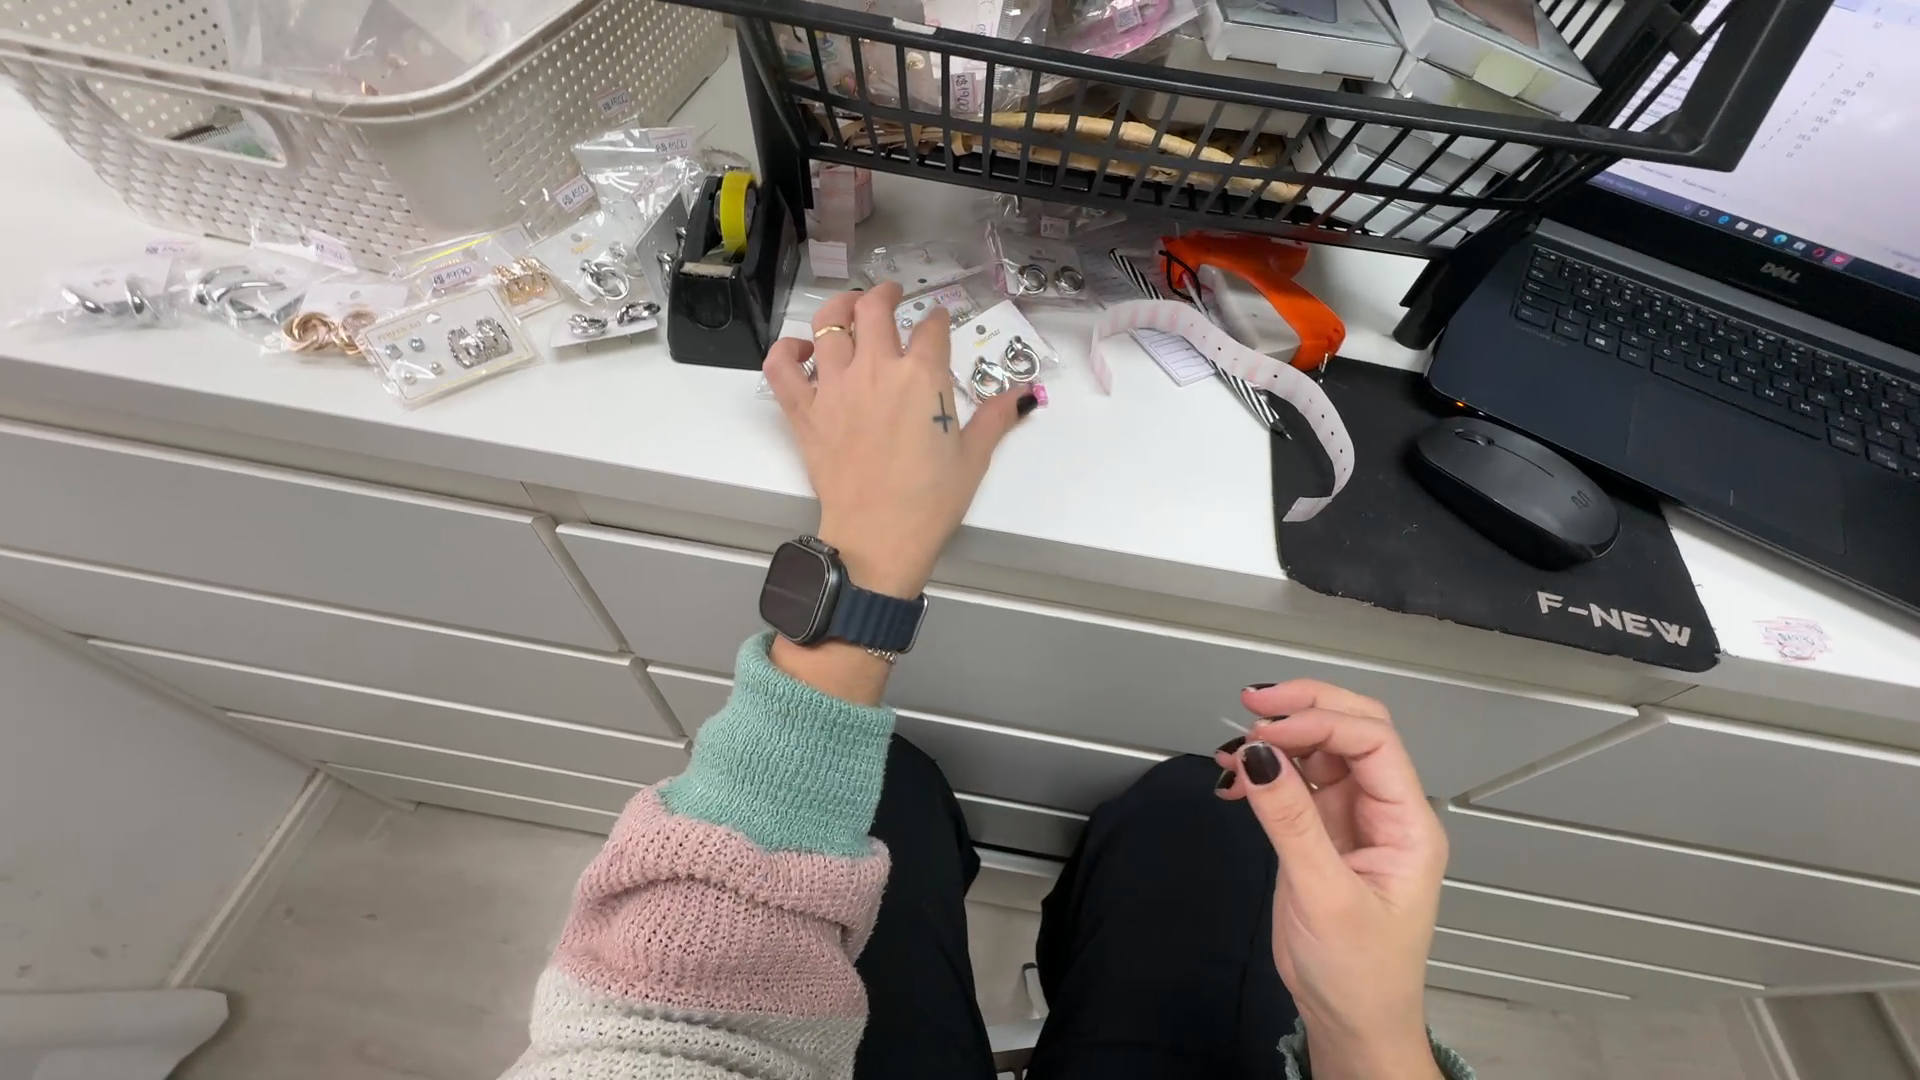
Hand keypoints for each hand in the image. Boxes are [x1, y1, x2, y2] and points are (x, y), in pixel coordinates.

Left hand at [764, 284, 1026, 599]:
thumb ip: (996, 418)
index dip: (938, 320)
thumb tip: (1026, 395)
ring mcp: (835, 388)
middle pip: (874, 308)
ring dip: (839, 309)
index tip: (938, 323)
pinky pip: (781, 367)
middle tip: (890, 295)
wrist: (880, 538)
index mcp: (922, 376)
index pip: (932, 328)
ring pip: (827, 323)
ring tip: (848, 310)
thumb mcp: (973, 457)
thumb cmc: (932, 501)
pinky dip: (786, 351)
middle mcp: (876, 370)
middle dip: (885, 294)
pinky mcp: (805, 412)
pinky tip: (801, 352)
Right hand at [1216, 682, 1447, 1079]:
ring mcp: (1348, 815)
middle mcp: (1381, 808)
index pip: (1372, 741)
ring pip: (1317, 747)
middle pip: (1352, 728)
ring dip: (1275, 737)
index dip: (1319, 721)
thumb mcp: (1323, 895)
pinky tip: (1232, 776)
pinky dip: (1261, 768)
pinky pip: (1291, 778)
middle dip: (1304, 705)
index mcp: (1407, 823)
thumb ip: (1290, 820)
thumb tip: (1255, 752)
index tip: (1264, 729)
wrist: (1349, 1022)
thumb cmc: (1356, 970)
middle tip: (1251, 702)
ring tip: (1231, 747)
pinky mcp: (1317, 827)